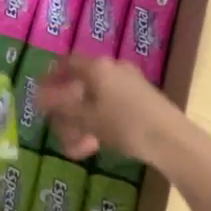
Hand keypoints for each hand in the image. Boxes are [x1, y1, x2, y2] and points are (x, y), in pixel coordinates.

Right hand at [36, 56, 191, 164]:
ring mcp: (130, 83)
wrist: (173, 140)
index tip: (39, 95)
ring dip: (81, 121)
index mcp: (97, 66)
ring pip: (95, 99)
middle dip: (66, 110)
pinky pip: (111, 106)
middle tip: (57, 128)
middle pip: (80, 85)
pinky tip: (96, 144)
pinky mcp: (142, 99)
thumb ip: (59, 106)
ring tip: (77, 146)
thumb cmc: (124, 124)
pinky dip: (99, 122)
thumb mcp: (86, 118)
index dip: (49, 77)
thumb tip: (37, 97)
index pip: (65, 64)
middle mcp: (113, 68)